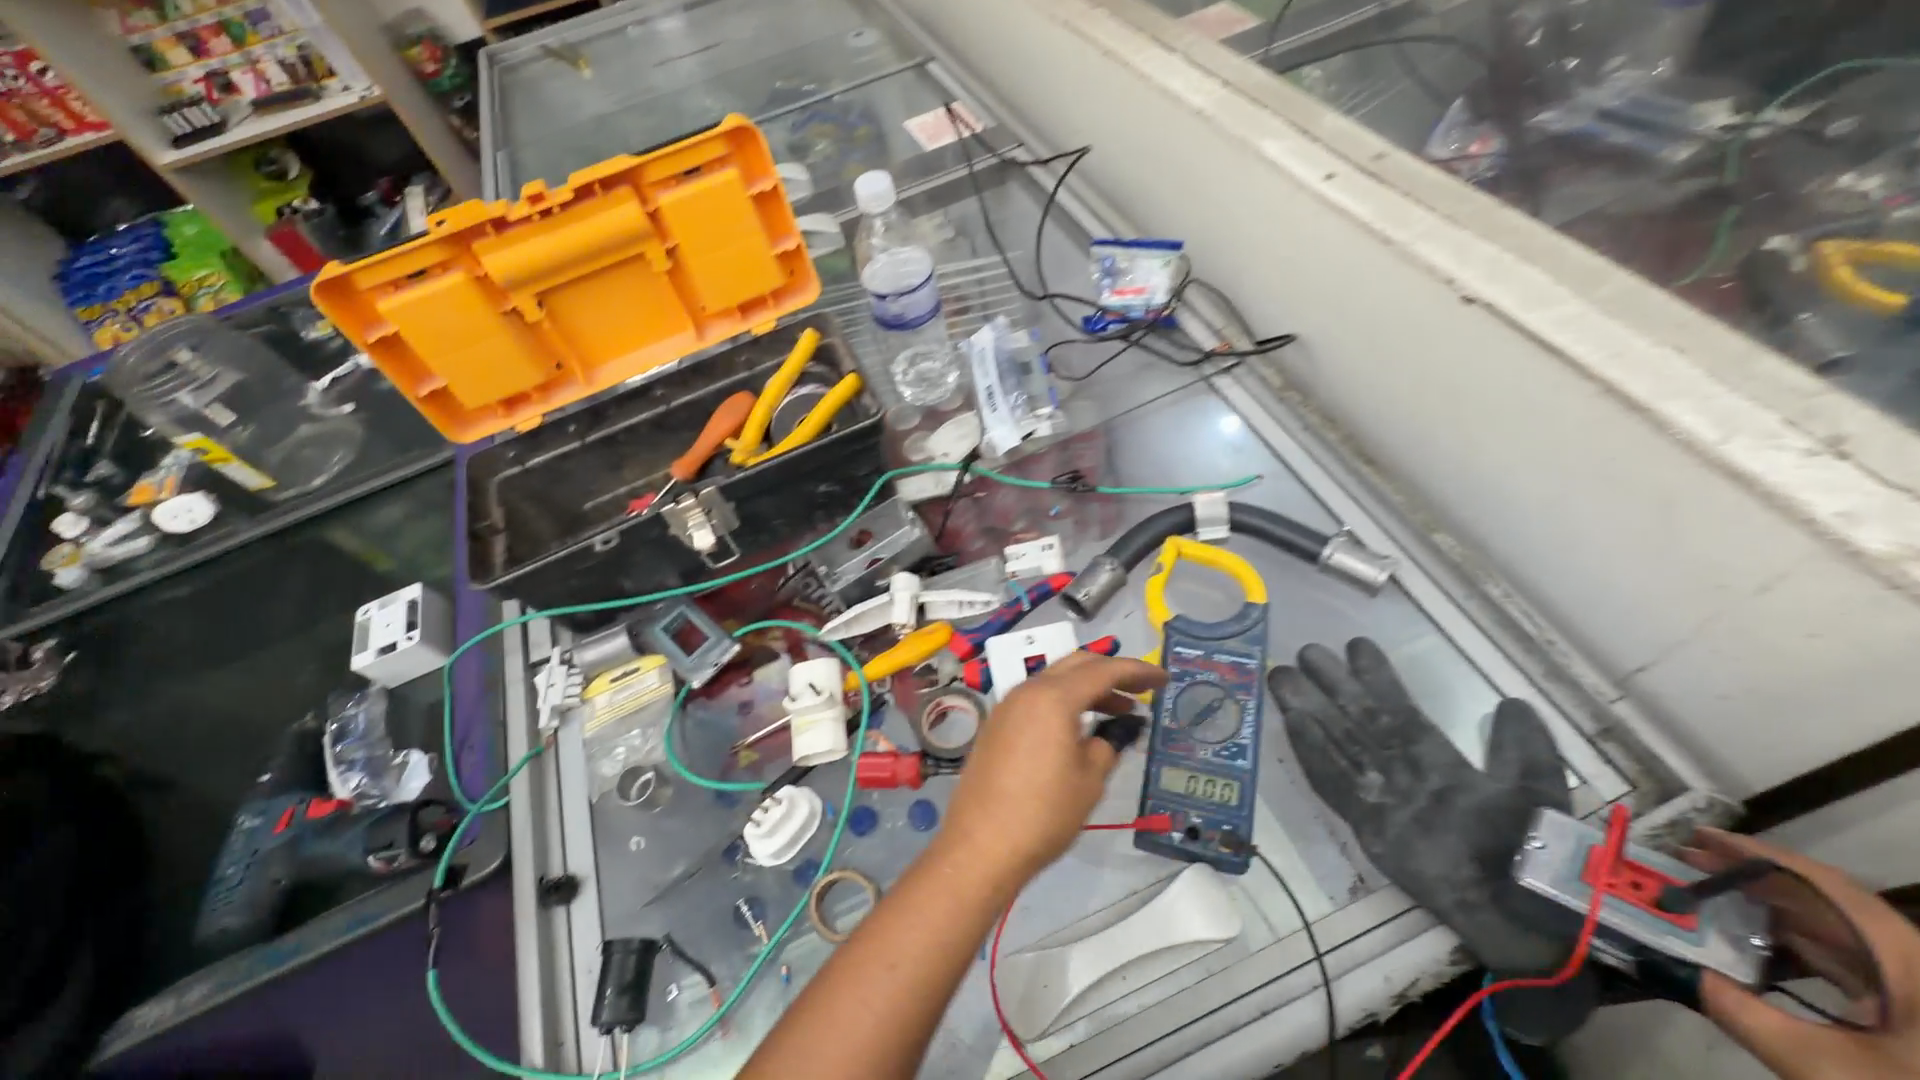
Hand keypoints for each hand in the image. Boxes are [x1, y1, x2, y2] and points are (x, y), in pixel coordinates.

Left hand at [935, 652, 1166, 886]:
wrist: (981, 845)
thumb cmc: (1044, 813)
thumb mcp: (1090, 780)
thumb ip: (1108, 744)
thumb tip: (1117, 730)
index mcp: (1053, 697)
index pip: (1103, 671)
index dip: (1137, 672)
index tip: (1163, 680)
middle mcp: (1026, 692)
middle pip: (1075, 666)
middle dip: (1111, 673)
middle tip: (1141, 691)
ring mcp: (1006, 708)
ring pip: (1054, 681)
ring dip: (1087, 689)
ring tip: (1118, 712)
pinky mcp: (996, 727)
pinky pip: (1037, 700)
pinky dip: (1064, 703)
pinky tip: (1080, 728)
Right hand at [1269, 638, 1594, 1041]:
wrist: (1523, 906)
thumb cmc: (1533, 844)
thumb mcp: (1537, 782)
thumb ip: (1522, 744)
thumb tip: (1510, 703)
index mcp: (1440, 762)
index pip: (1400, 710)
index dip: (1378, 679)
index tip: (1356, 644)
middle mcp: (1404, 773)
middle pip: (1359, 721)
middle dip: (1332, 686)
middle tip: (1304, 651)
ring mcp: (1382, 797)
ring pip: (1338, 743)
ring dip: (1309, 710)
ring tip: (1281, 676)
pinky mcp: (1368, 825)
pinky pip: (1334, 783)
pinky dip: (1312, 754)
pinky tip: (1291, 723)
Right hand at [1684, 829, 1919, 1078]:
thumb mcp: (1820, 1065)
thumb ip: (1741, 1012)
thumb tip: (1672, 969)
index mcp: (1906, 960)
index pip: (1824, 885)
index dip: (1759, 855)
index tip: (1699, 836)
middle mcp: (1913, 960)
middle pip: (1827, 902)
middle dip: (1755, 879)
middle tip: (1688, 861)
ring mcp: (1914, 984)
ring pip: (1835, 930)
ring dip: (1770, 910)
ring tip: (1709, 893)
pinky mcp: (1911, 1008)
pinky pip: (1845, 959)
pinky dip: (1794, 943)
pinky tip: (1753, 942)